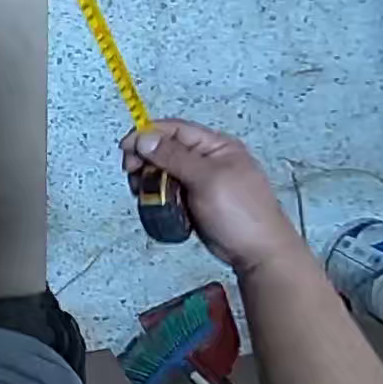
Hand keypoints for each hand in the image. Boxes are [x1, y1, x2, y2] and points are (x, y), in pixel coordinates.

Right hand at [120, 119, 306, 274]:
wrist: (257, 253)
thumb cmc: (240, 213)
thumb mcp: (206, 179)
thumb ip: (174, 157)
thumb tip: (144, 138)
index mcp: (215, 146)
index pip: (174, 130)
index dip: (146, 135)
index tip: (125, 148)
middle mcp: (204, 159)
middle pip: (163, 148)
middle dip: (143, 158)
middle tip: (132, 173)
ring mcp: (197, 180)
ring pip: (161, 169)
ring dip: (146, 177)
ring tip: (141, 191)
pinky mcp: (190, 198)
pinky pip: (164, 188)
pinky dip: (153, 191)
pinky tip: (149, 200)